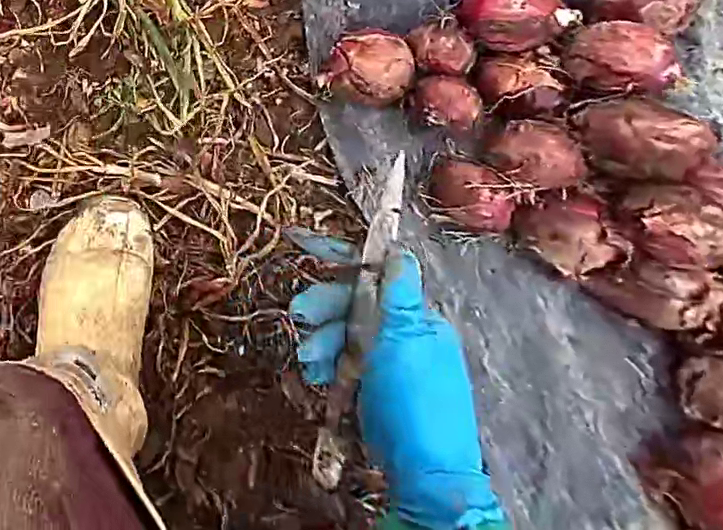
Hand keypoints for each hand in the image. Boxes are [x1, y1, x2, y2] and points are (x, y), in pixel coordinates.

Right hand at [291, 237, 505, 528]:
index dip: (335, 255)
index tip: (297, 240)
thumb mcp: (403, 341)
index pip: (371, 271)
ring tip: (313, 362)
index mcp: (413, 318)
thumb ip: (398, 293)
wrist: (425, 482)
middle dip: (323, 306)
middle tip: (301, 315)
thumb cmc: (415, 404)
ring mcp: (386, 364)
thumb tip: (399, 248)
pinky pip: (340, 364)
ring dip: (321, 341)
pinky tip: (320, 379)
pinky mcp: (371, 390)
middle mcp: (400, 335)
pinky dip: (327, 367)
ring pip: (341, 333)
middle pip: (351, 302)